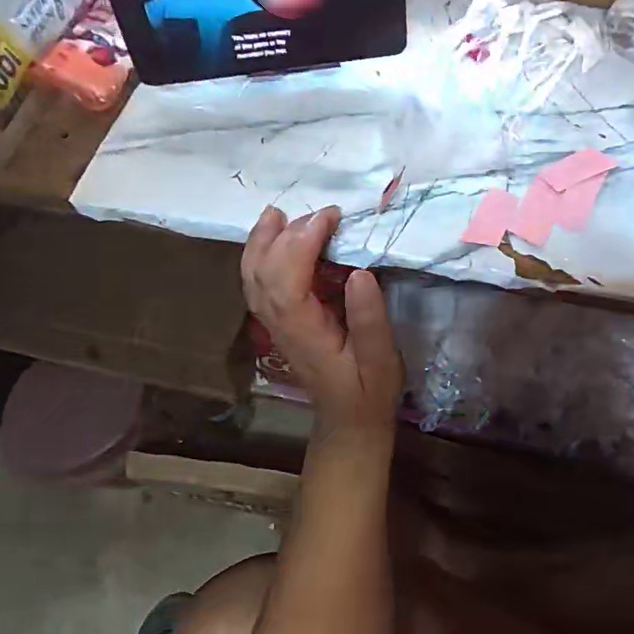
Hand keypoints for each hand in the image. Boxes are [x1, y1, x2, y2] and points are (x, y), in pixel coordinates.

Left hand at [242, 205, 402, 438]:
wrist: (348, 419)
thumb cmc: (368, 389)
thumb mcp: (380, 358)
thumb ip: (369, 318)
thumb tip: (360, 272)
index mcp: (302, 329)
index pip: (288, 278)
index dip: (302, 242)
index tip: (331, 217)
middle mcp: (279, 323)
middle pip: (263, 272)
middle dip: (284, 235)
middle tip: (317, 213)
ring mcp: (273, 323)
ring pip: (253, 277)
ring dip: (261, 243)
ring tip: (276, 214)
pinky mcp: (277, 321)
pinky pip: (258, 284)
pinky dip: (260, 257)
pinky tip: (272, 240)